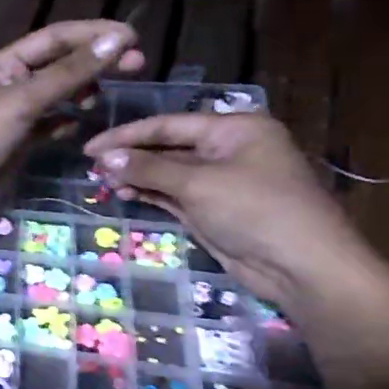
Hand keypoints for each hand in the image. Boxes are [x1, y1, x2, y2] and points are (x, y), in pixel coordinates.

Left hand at [0, 20, 144, 218]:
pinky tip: (79, 126)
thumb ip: (69, 72)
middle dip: (95, 62)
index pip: (56, 38)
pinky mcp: (21, 140)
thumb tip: (116, 40)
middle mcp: (11, 82)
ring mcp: (16, 112)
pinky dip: (67, 121)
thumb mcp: (24, 102)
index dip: (94, 34)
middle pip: (61, 63)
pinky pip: (52, 123)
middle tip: (136, 65)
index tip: (133, 38)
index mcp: (4, 64)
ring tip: (98, 99)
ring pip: (58, 93)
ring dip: (82, 91)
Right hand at [84, 112, 369, 307]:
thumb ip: (149, 169)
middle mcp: (228, 149)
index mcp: (234, 128)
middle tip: (92, 168)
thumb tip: (105, 159)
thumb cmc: (255, 209)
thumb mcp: (198, 184)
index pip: (169, 125)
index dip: (127, 135)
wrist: (299, 264)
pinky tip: (125, 195)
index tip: (90, 147)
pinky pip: (174, 196)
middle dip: (131, 157)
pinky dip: (151, 195)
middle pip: (168, 148)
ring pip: (169, 174)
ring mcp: (220, 182)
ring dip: (137, 177)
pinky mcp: (213, 210)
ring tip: (103, 184)